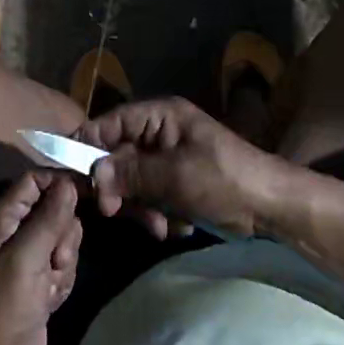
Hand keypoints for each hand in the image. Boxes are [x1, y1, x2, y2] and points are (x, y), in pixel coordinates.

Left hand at [0, 170, 81, 344]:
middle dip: (63, 232)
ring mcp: (30, 252)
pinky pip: (65, 259)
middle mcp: (16, 229)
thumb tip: (70, 182)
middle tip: (55, 258)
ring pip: (65, 234)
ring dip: (64, 258)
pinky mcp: (42, 275)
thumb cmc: (5, 306)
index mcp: (3, 217)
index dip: (61, 181)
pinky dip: (63, 277)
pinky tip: (51, 296)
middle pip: (56, 206)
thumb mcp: (27, 258)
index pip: (35, 179)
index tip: (89, 191)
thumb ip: (49, 218)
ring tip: (50, 282)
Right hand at [77, 97, 294, 237]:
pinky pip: (151, 197)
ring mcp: (168, 159)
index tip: (72, 173)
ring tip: (158, 226)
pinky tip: (174, 228)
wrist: (271, 207)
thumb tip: (93, 173)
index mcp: (160, 117)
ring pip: (132, 182)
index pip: (111, 122)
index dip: (89, 145)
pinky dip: (157, 214)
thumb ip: (131, 173)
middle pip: (118, 156)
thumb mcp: (175, 176)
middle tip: (113, 211)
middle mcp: (159, 133)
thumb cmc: (223, 179)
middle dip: (119, 187)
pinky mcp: (177, 184)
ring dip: (140, 206)